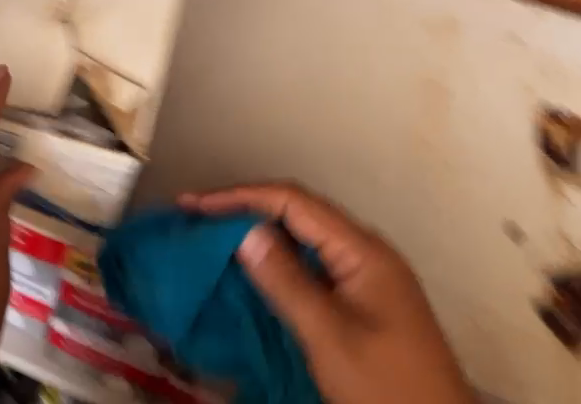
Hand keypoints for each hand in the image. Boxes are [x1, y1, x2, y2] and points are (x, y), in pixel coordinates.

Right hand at [179, 183, 471, 403]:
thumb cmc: (386, 387)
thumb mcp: (330, 338)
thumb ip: (287, 282)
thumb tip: (244, 232)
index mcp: (363, 249)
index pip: (293, 201)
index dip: (240, 196)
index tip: (194, 205)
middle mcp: (367, 251)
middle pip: (299, 211)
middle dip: (246, 207)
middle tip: (196, 216)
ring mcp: (368, 275)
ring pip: (305, 235)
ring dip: (260, 230)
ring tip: (214, 235)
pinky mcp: (364, 300)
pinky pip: (313, 261)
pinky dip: (278, 257)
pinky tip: (253, 268)